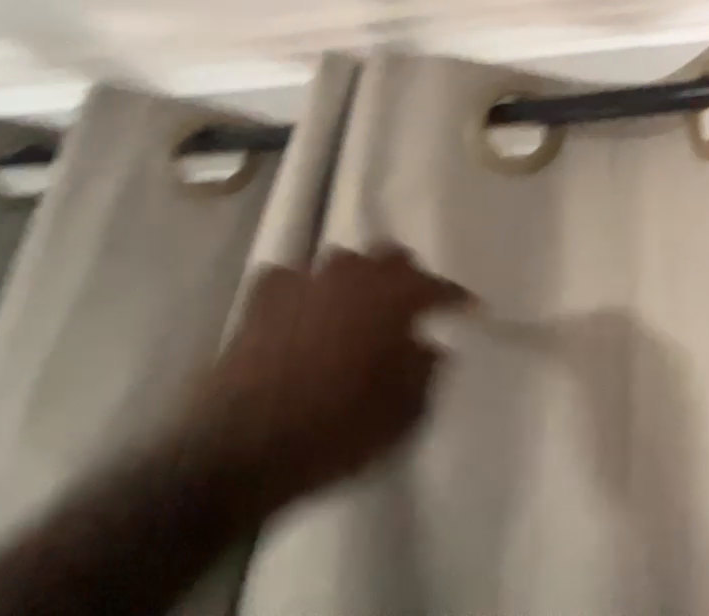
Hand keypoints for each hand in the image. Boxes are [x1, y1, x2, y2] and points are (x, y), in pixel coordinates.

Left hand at [179, 243, 472, 507]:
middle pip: (387, 256)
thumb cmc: (336, 432)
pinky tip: (303, 309)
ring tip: (357, 306)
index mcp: (392, 299)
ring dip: (354, 279)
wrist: (238, 452)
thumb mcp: (404, 413)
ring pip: (339, 261)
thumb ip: (425, 369)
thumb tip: (427, 346)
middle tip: (412, 304)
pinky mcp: (256, 306)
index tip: (470, 309)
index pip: (436, 287)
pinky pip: (287, 280)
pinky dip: (301, 290)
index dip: (455, 297)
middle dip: (405, 276)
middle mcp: (349, 279)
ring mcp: (299, 286)